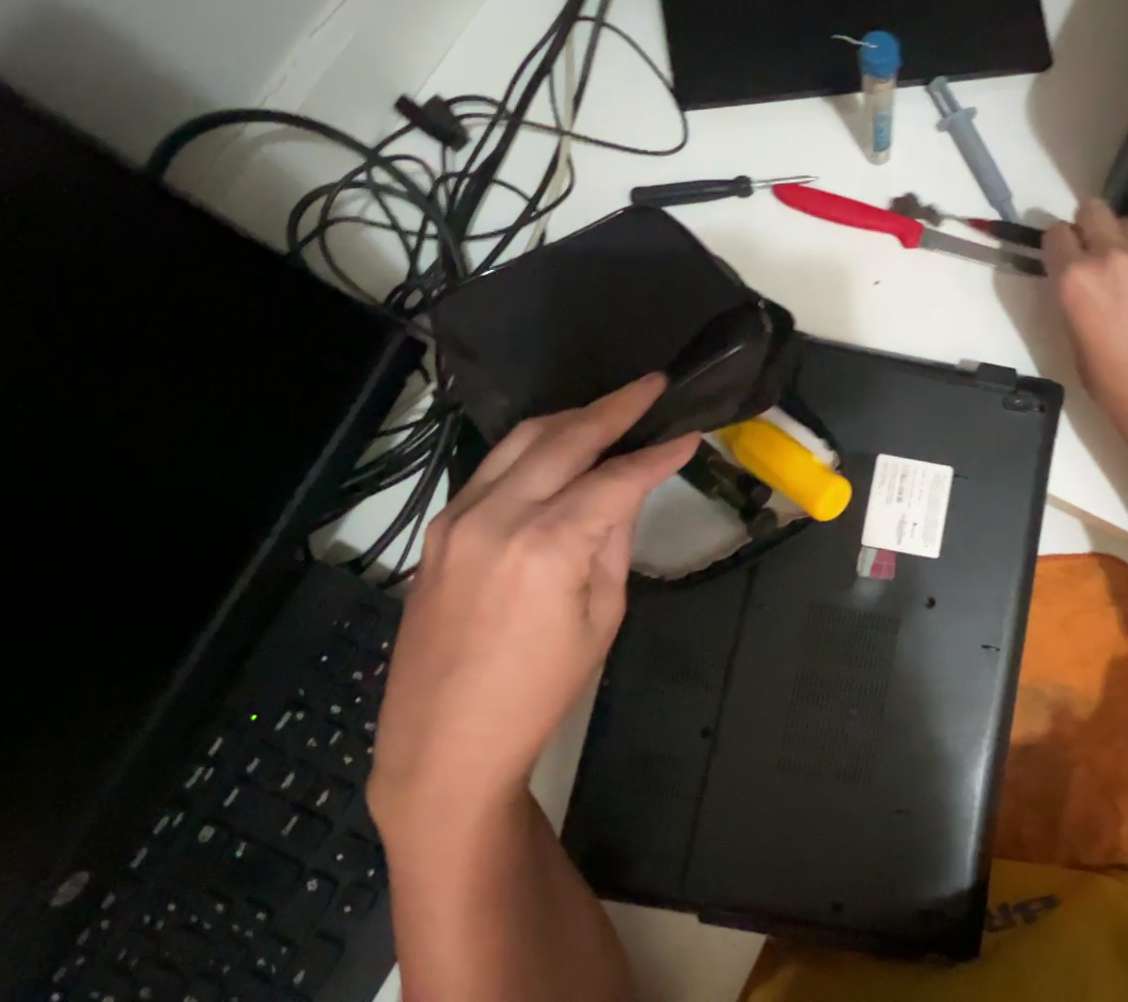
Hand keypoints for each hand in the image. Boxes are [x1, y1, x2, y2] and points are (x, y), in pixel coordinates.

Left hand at [369, 376, 698, 837]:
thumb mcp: (600, 618)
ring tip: (612, 406)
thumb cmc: (540, 691)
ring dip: (570, 418)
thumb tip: (626, 492)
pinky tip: (559, 447)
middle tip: (652, 386)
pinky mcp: (439, 529)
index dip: (657, 453)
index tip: (689, 431)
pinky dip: (533, 446)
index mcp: (547, 547)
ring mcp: (458, 518)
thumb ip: (613, 542)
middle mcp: (497, 516)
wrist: (445, 741)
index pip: (615, 478)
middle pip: (563, 439)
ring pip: (520, 441)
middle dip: (614, 408)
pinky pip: (493, 467)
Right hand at [1043, 200, 1127, 443]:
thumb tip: (1073, 275)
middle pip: (1093, 209)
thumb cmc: (1107, 380)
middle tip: (1093, 255)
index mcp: (1073, 277)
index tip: (1063, 257)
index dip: (1058, 245)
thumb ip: (1069, 294)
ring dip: (1123, 243)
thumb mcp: (1070, 335)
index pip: (1055, 232)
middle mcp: (1110, 255)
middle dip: (1088, 227)